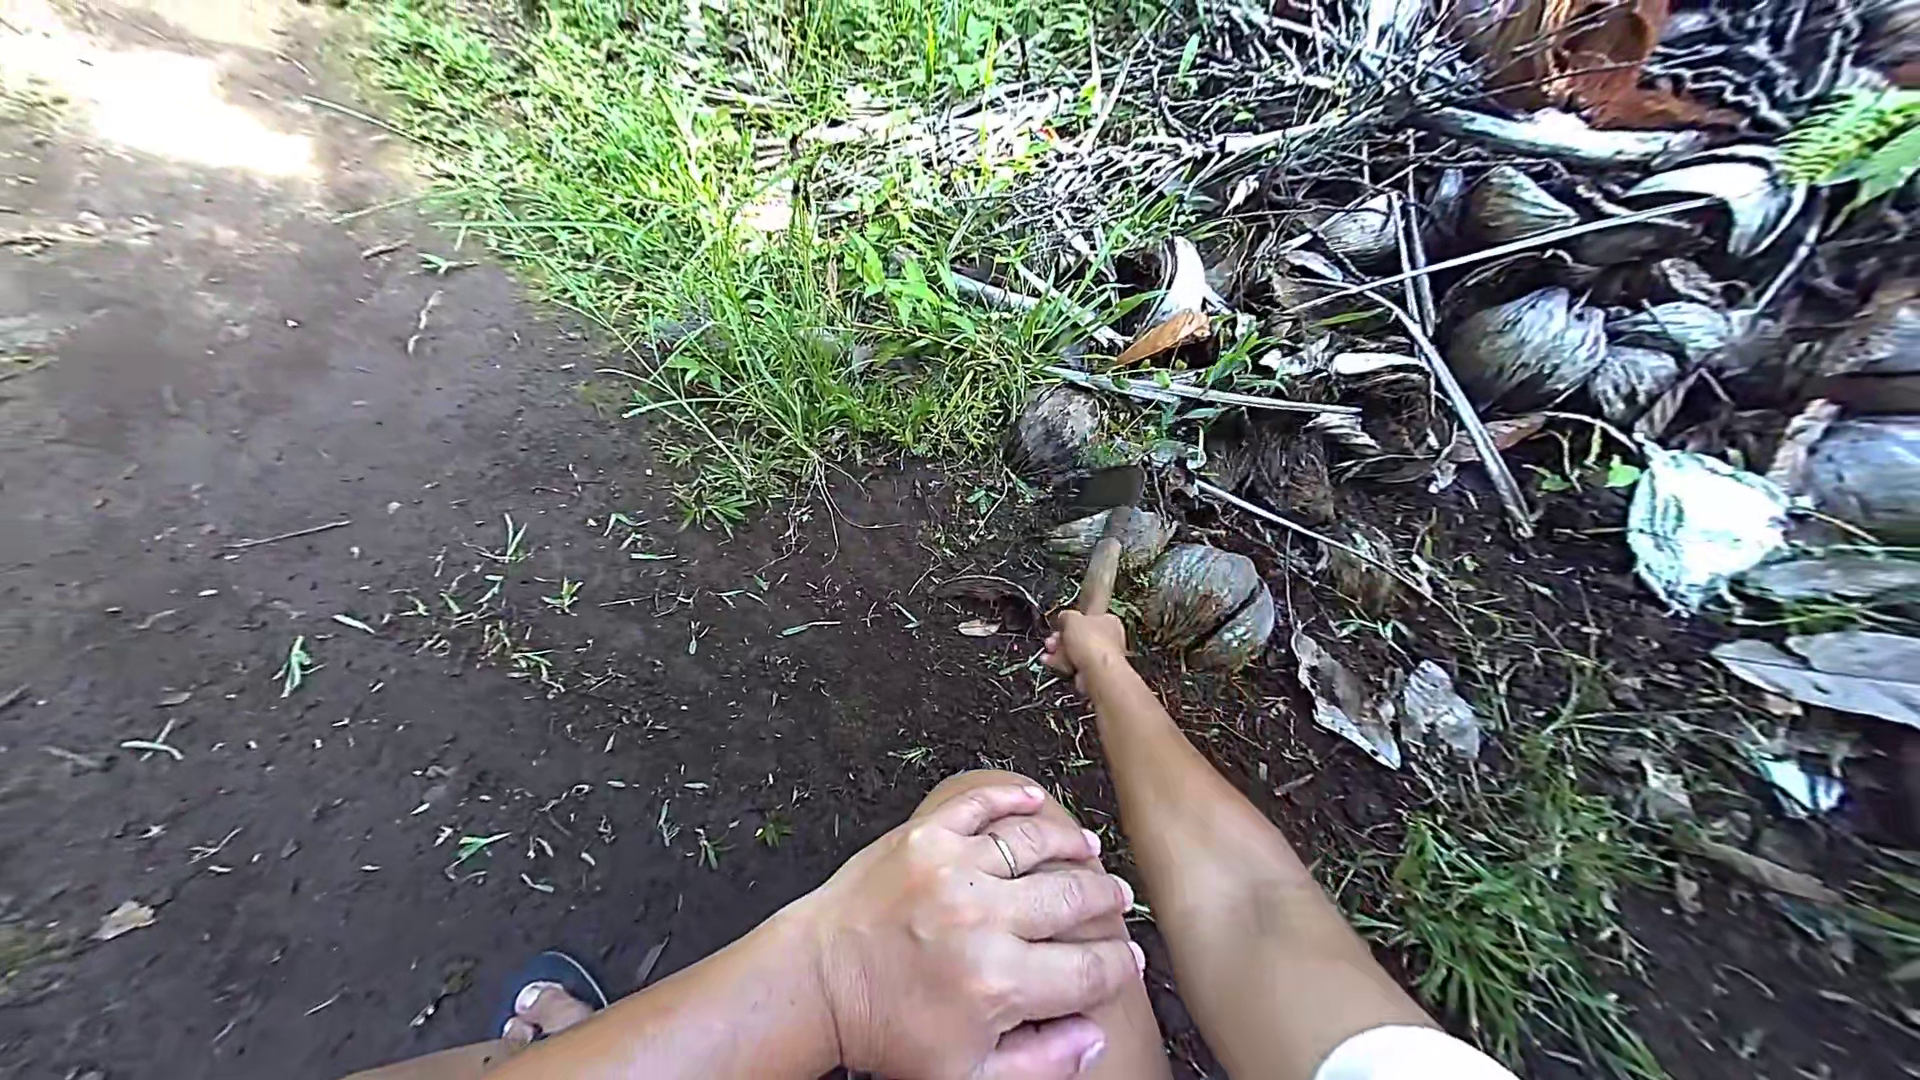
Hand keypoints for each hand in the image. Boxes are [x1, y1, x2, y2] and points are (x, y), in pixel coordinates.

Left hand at [798, 784, 1142, 1079]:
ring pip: (1033, 842)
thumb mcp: (966, 1079)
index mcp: (997, 984)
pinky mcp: (925, 834)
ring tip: (1088, 848)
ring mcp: (952, 865)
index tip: (1128, 957)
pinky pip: (978, 803)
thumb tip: (1094, 1032)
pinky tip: (1035, 798)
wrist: (820, 977)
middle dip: (1105, 900)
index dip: (1117, 964)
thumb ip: (1040, 1064)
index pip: (1085, 970)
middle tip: (1119, 896)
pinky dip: (1011, 795)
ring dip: (1069, 843)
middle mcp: (981, 916)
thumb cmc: (890, 1031)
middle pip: (1069, 899)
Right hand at [1043, 610, 1129, 691]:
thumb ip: (1066, 616)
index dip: (1071, 621)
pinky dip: (1062, 663)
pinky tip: (1050, 662)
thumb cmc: (1089, 639)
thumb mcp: (1071, 618)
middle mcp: (1109, 639)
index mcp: (1109, 621)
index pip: (1089, 618)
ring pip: (1076, 652)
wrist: (1097, 672)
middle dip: (1061, 638)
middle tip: (1051, 641)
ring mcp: (1102, 658)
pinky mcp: (1095, 673)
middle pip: (1080, 636)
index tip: (1059, 625)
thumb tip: (1064, 617)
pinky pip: (1075, 665)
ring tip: (1047, 653)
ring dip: (1059, 652)